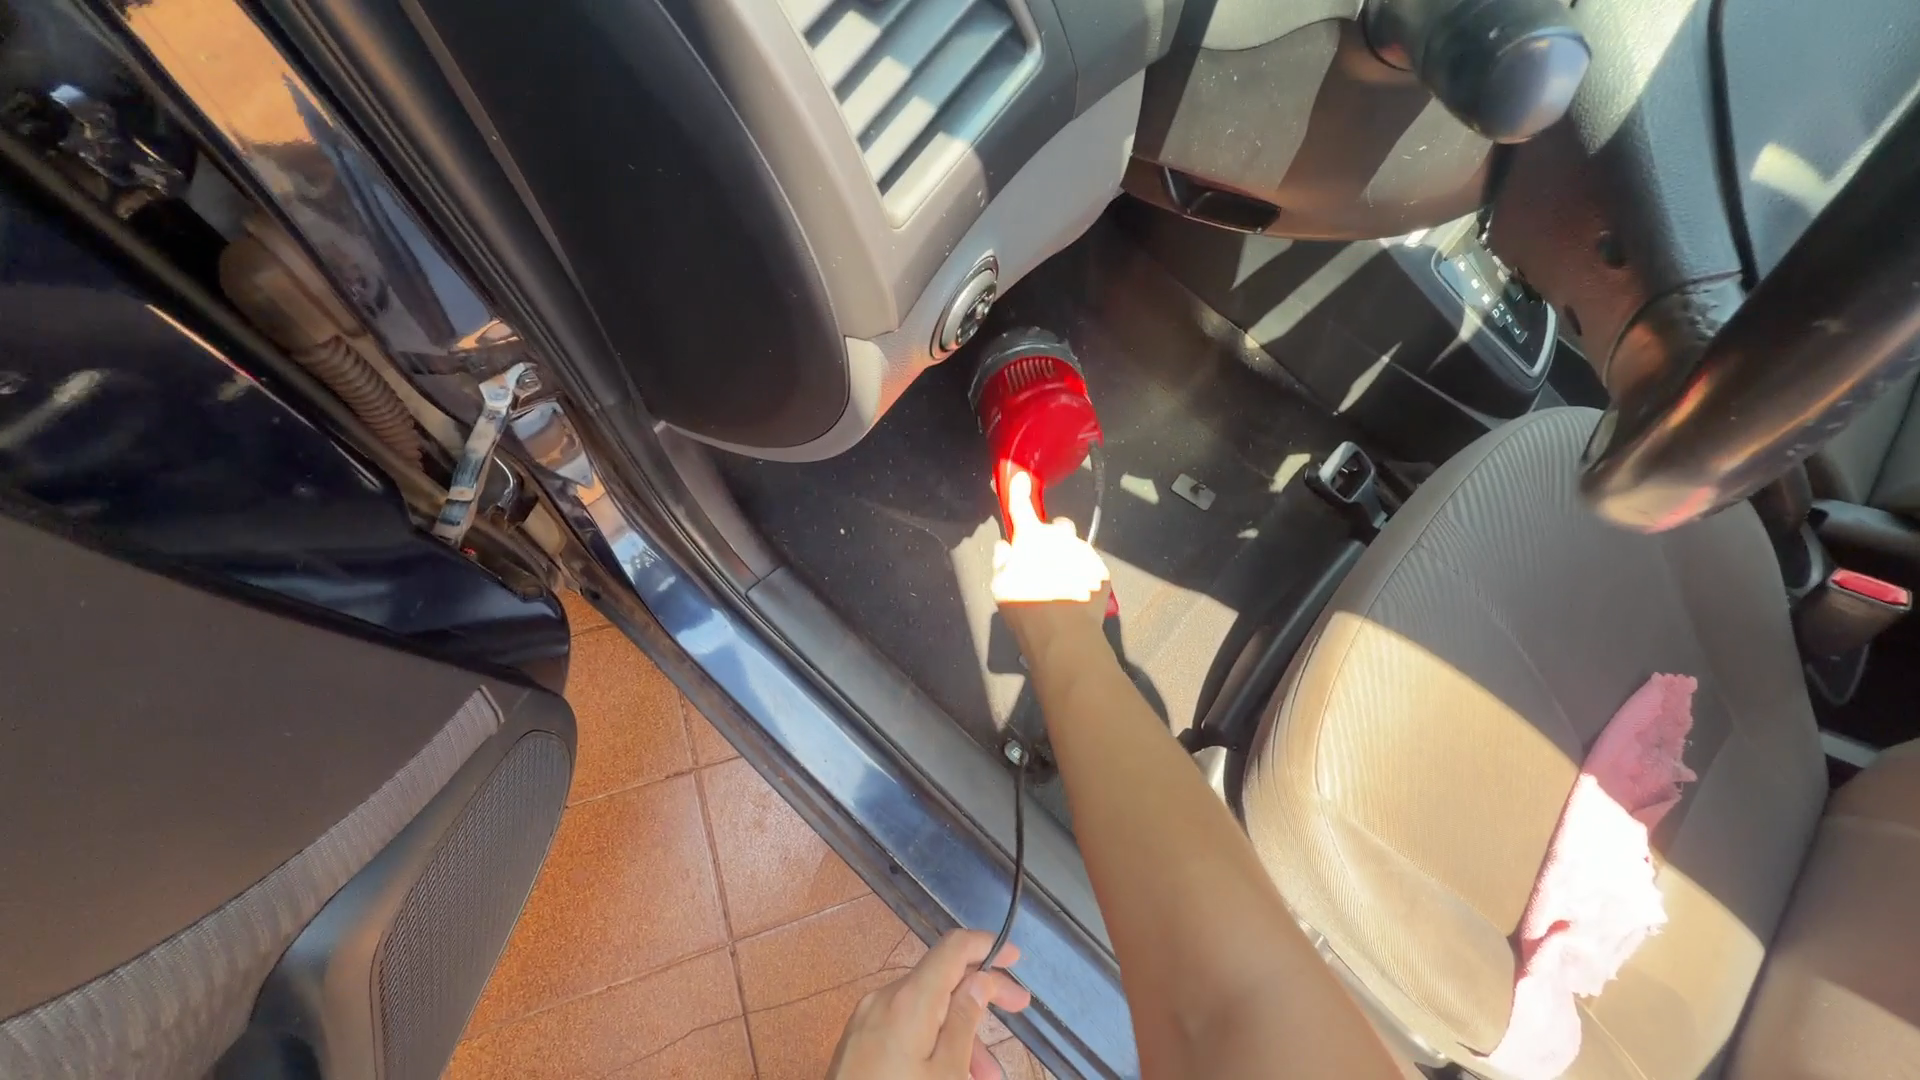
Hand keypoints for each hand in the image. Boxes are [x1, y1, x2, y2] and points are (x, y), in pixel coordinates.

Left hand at [827, 930, 1031, 1079]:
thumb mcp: (946, 1073)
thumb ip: (964, 1021)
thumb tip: (979, 979)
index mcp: (908, 998)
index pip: (953, 948)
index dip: (987, 946)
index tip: (1014, 959)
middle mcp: (885, 997)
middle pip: (941, 979)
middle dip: (981, 994)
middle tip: (1018, 1010)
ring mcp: (867, 1018)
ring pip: (925, 1009)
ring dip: (960, 1030)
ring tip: (987, 1074)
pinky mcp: (858, 1040)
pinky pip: (904, 1027)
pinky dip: (932, 1039)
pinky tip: (950, 1069)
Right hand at [991, 469, 1110, 658]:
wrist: (1064, 635)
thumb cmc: (1025, 608)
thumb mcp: (999, 586)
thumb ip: (1002, 561)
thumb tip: (1006, 546)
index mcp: (1031, 539)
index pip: (1022, 507)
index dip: (1019, 491)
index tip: (1020, 477)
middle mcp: (1060, 538)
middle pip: (1057, 527)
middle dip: (1053, 537)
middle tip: (1045, 561)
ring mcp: (1084, 554)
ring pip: (1076, 547)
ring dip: (1069, 558)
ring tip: (1063, 586)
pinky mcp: (1102, 572)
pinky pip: (1090, 567)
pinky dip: (1083, 576)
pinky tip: (1076, 596)